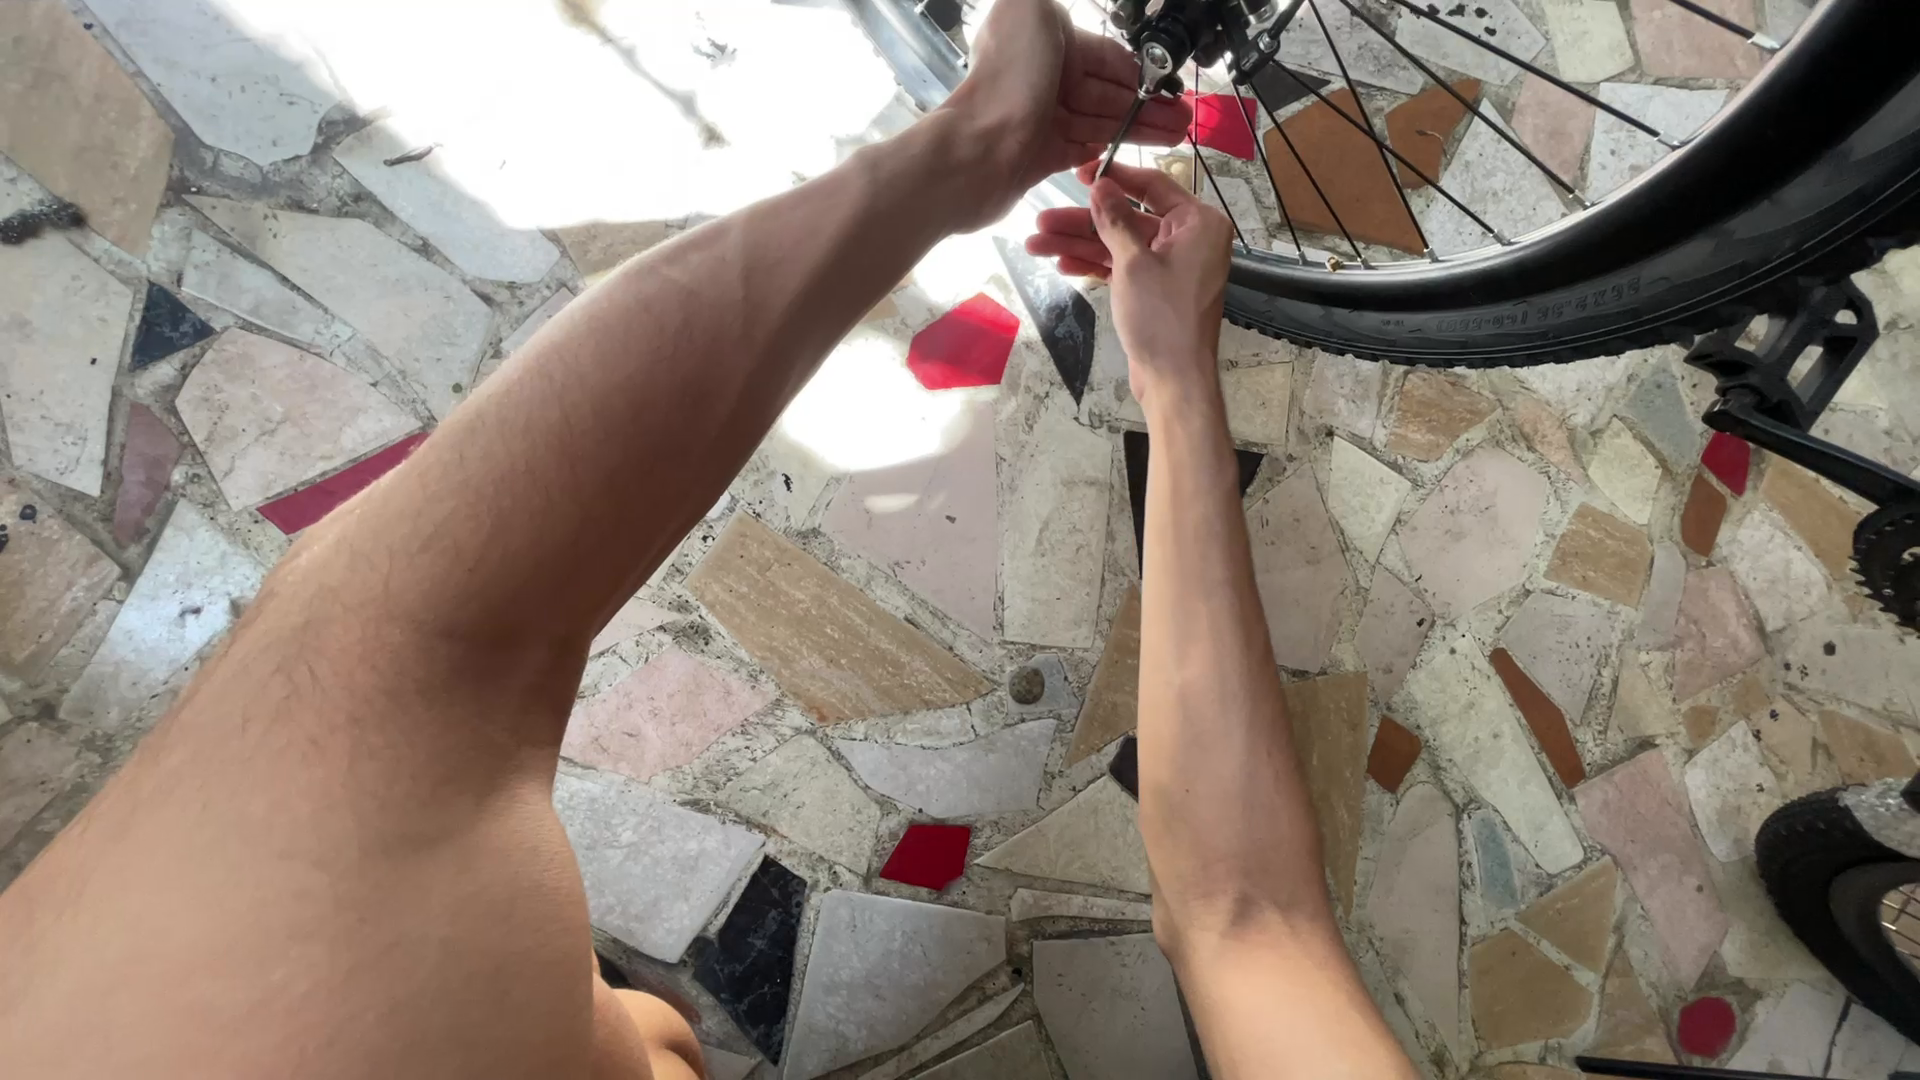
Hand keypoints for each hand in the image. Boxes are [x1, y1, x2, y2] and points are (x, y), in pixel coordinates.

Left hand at [937, 0, 1190, 228]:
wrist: (977, 153)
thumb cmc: (1005, 82)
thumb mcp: (1028, 8)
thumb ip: (1049, 9)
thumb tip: (1066, 22)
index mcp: (1047, 43)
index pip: (1105, 56)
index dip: (1140, 71)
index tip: (1169, 87)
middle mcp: (1045, 82)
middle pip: (1106, 92)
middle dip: (1146, 104)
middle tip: (1183, 118)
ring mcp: (1043, 123)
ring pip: (1099, 123)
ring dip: (1137, 130)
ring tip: (1174, 136)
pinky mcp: (1040, 159)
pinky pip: (1081, 151)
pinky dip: (1106, 151)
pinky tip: (1134, 154)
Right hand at [1026, 159, 1231, 409]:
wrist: (1173, 377)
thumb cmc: (1162, 317)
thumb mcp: (1133, 262)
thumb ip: (1114, 221)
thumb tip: (1099, 186)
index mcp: (1197, 222)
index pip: (1152, 186)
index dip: (1114, 178)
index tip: (1080, 172)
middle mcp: (1188, 240)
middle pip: (1128, 219)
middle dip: (1083, 223)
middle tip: (1042, 219)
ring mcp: (1170, 267)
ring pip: (1119, 246)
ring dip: (1080, 246)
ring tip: (1037, 244)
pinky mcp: (1154, 291)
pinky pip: (1122, 269)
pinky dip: (1095, 267)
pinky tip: (1061, 264)